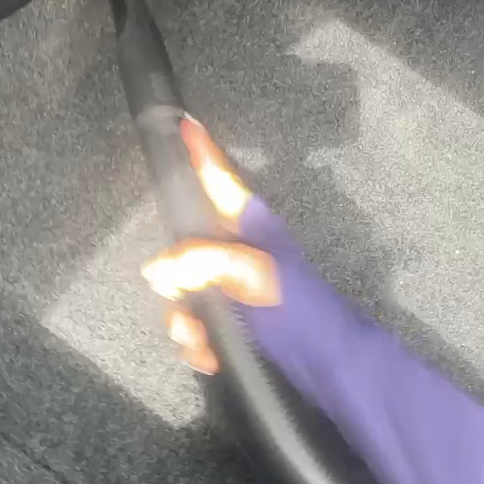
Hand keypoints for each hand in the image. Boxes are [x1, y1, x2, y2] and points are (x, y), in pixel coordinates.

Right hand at [140, 119, 280, 373]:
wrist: (324, 361)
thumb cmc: (296, 306)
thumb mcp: (252, 273)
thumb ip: (203, 262)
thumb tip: (159, 270)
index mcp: (249, 226)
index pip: (219, 179)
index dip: (203, 153)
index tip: (187, 123)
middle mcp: (237, 250)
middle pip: (185, 248)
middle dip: (177, 282)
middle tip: (184, 306)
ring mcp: (232, 286)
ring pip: (184, 292)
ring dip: (185, 321)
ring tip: (199, 338)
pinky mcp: (231, 319)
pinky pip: (195, 324)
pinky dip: (197, 342)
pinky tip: (208, 353)